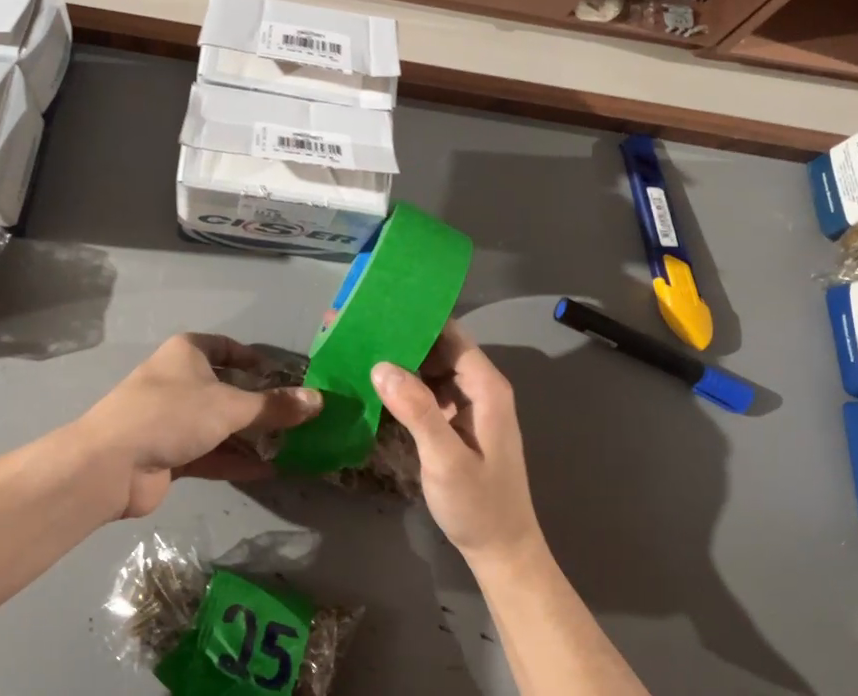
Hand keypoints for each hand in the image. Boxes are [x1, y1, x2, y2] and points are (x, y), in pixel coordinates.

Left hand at [78, 333, 322, 518]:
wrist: (111, 464)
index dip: (254, 359)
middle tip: (297, 418)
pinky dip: (237, 460)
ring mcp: (172, 419)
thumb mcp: (230, 406)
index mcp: (187, 353)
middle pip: (227, 389)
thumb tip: (318, 400)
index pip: (226, 348)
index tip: (283, 376)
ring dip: (251, 436)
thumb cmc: (171, 414)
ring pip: (220, 424)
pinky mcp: (169, 454)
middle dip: (260, 405)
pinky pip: (211, 453)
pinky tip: (270, 470)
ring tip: (293, 446)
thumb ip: (274, 406)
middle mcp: (179, 381)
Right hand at [372, 321, 542, 567]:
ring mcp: (468, 404)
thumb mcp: (446, 460)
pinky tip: (374, 381)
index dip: (417, 317)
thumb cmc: (479, 505)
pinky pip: (428, 389)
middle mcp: (479, 387)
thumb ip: (417, 411)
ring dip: (400, 358)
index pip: (450, 334)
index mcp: (486, 387)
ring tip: (358, 345)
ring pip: (431, 367)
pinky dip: (404, 382)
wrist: (501, 551)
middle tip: (356, 325)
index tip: (377, 307)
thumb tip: (382, 366)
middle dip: (401, 335)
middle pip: (439, 346)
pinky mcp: (455, 420)